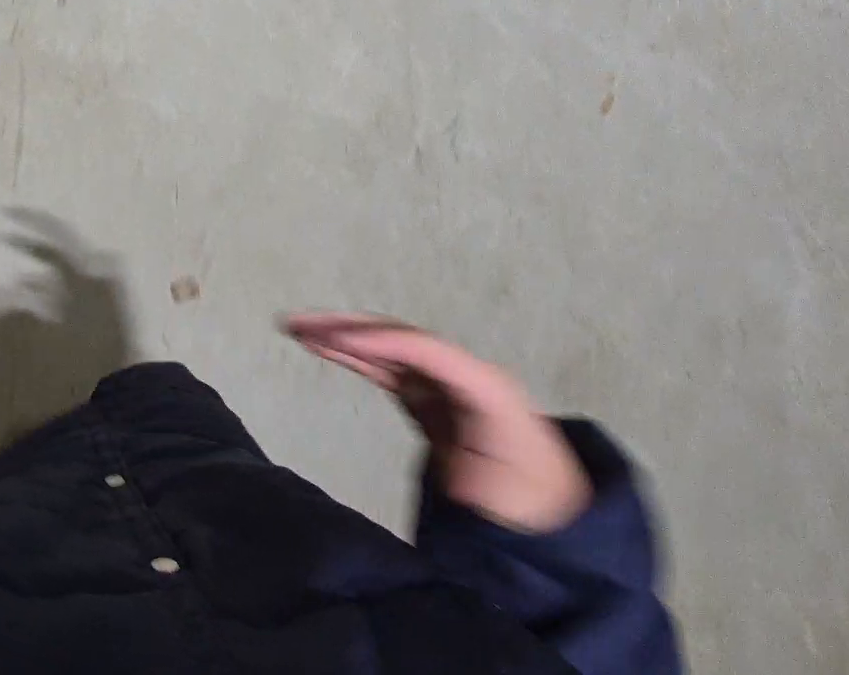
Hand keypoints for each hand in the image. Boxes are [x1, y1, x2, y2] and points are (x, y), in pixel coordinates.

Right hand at [285, 311, 589, 533]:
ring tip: (297, 329)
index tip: (334, 342)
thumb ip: (448, 467)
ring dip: (341, 337)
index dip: (380, 341)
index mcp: (483, 384)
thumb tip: (405, 454)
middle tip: (300, 324)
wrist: (551, 525)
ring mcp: (441, 386)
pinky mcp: (426, 401)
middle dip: (348, 328)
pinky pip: (384, 371)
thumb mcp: (495, 487)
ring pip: (385, 351)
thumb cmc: (526, 504)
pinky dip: (353, 358)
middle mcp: (460, 374)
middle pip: (398, 339)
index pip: (423, 349)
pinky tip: (324, 348)